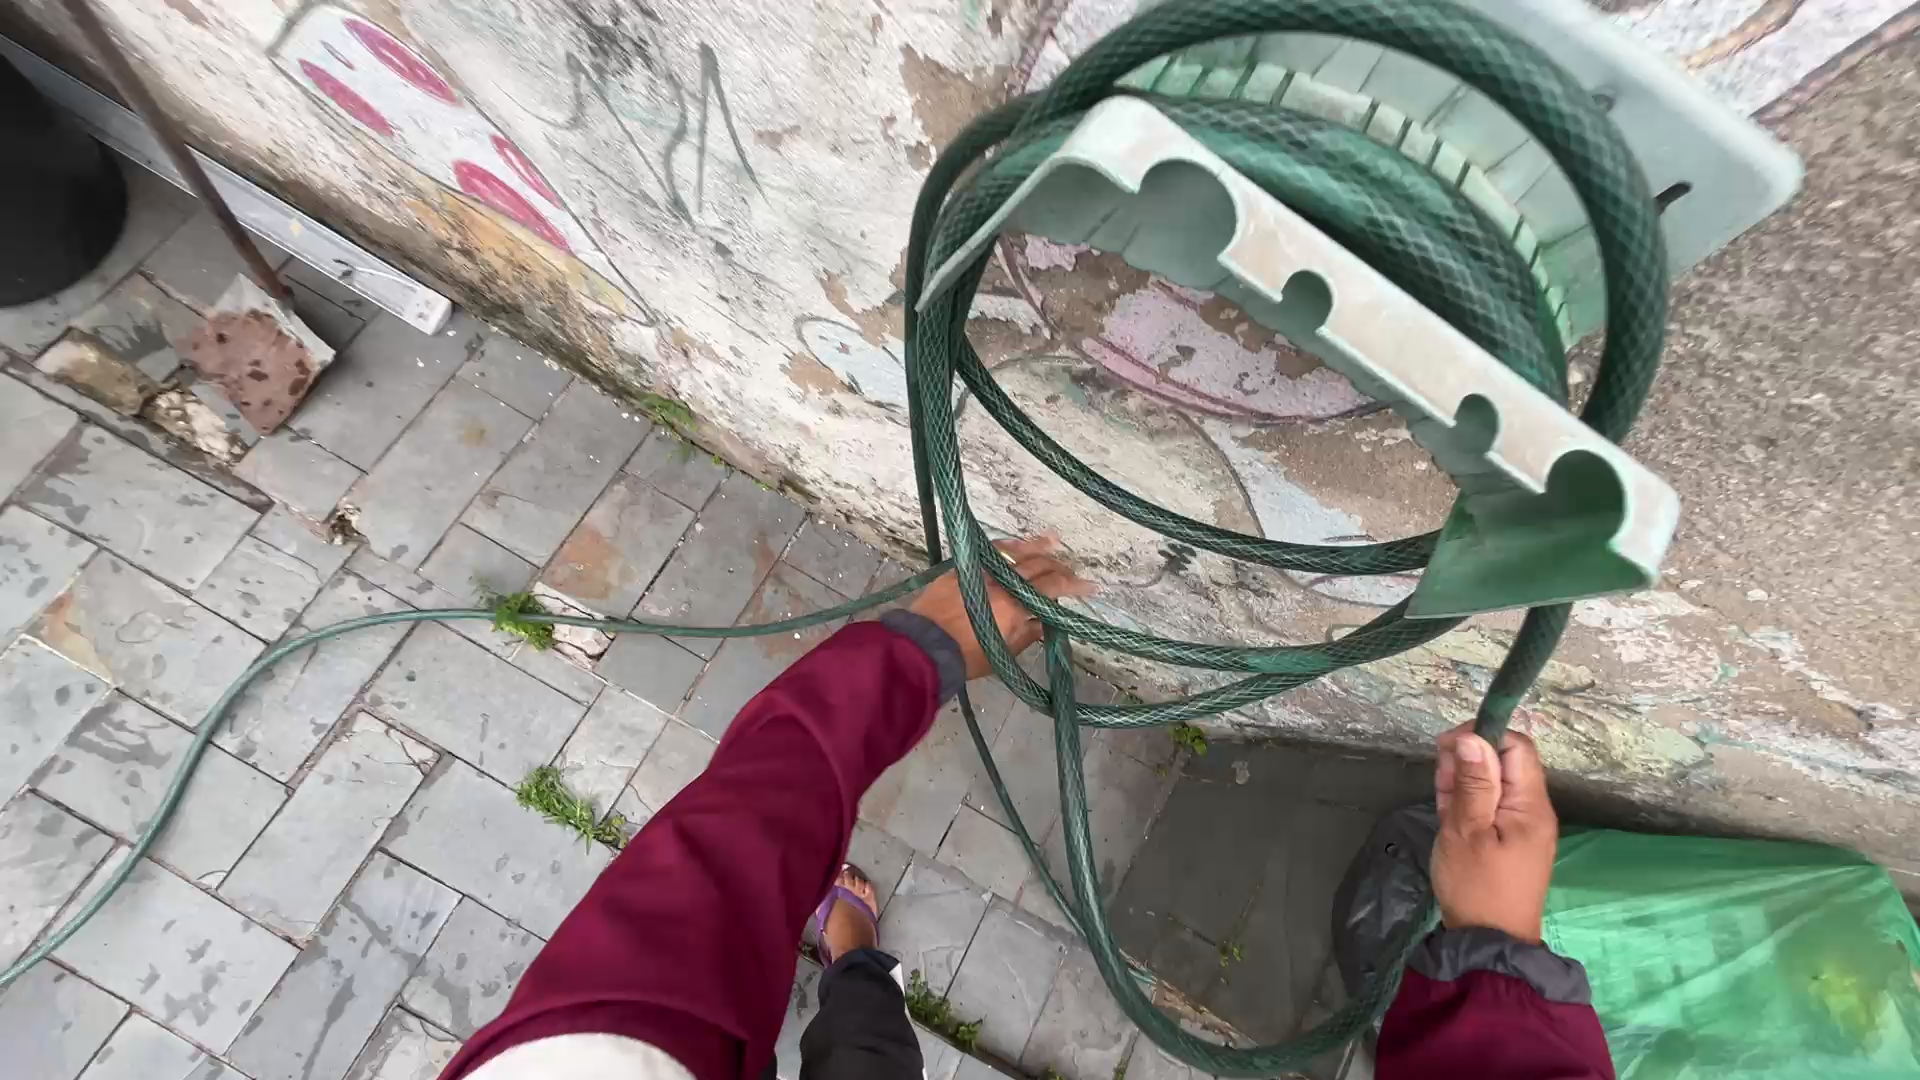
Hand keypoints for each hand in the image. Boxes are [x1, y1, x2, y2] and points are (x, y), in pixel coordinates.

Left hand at [908, 534, 1094, 679]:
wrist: (924, 647)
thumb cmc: (966, 658)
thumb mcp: (1004, 653)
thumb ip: (1028, 634)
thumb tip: (1044, 620)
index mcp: (1016, 606)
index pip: (1054, 589)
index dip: (1075, 586)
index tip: (1092, 586)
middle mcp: (1003, 583)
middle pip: (1039, 567)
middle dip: (1060, 568)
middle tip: (1072, 570)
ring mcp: (983, 572)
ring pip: (1017, 553)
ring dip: (1039, 547)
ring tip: (1055, 541)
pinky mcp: (965, 568)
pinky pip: (992, 551)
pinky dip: (1009, 546)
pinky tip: (1019, 544)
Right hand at [1430, 724, 1557, 943]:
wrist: (1487, 938)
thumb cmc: (1475, 884)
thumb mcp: (1466, 830)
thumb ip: (1472, 783)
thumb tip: (1471, 736)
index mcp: (1530, 805)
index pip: (1516, 746)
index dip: (1482, 736)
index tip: (1447, 747)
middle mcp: (1532, 807)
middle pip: (1501, 759)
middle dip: (1466, 761)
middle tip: (1442, 786)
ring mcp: (1519, 821)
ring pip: (1489, 778)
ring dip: (1460, 781)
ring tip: (1443, 805)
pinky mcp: (1505, 832)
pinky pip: (1485, 800)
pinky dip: (1462, 799)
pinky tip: (1448, 815)